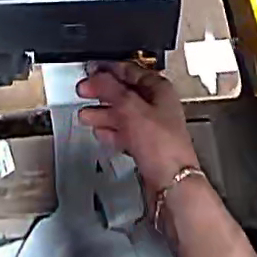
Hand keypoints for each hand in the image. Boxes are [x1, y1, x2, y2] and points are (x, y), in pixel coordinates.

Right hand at [77, 62, 200, 196]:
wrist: (172, 187)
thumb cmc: (163, 146)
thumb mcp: (130, 108)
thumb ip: (110, 89)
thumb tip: (96, 76)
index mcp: (159, 89)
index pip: (129, 71)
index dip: (108, 69)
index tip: (91, 69)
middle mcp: (158, 106)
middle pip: (124, 93)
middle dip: (102, 92)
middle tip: (84, 91)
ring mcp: (153, 129)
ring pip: (123, 114)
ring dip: (103, 113)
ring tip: (85, 113)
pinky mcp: (147, 149)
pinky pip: (125, 134)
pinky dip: (111, 131)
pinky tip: (100, 132)